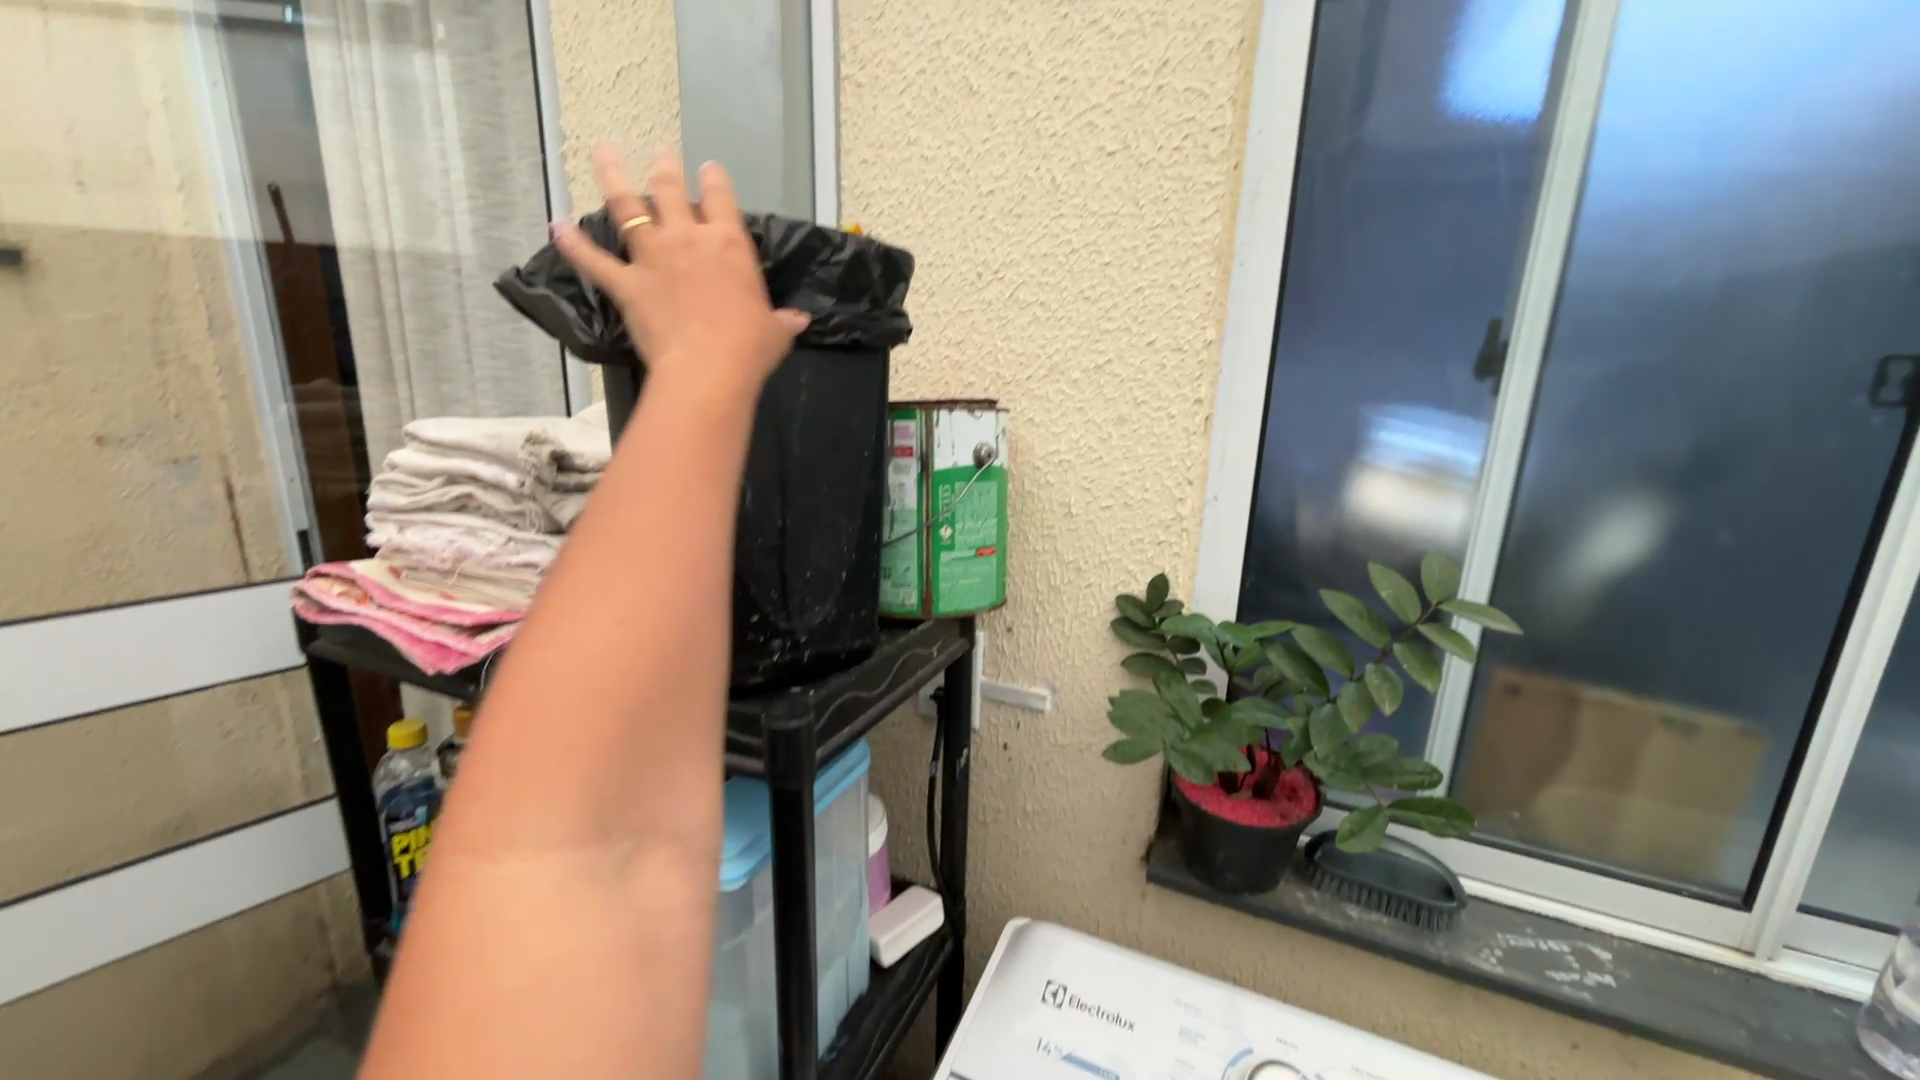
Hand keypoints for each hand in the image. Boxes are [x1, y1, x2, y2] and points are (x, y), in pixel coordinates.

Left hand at [552, 144, 807, 400]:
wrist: (710, 368)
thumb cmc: (750, 348)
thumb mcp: (776, 332)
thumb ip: (783, 320)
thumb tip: (799, 320)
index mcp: (729, 244)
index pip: (720, 198)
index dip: (714, 179)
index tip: (709, 167)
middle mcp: (688, 239)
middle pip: (670, 190)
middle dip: (665, 168)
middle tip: (659, 152)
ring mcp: (653, 258)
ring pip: (628, 207)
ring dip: (614, 177)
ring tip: (603, 153)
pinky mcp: (627, 284)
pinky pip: (595, 261)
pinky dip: (573, 244)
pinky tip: (556, 227)